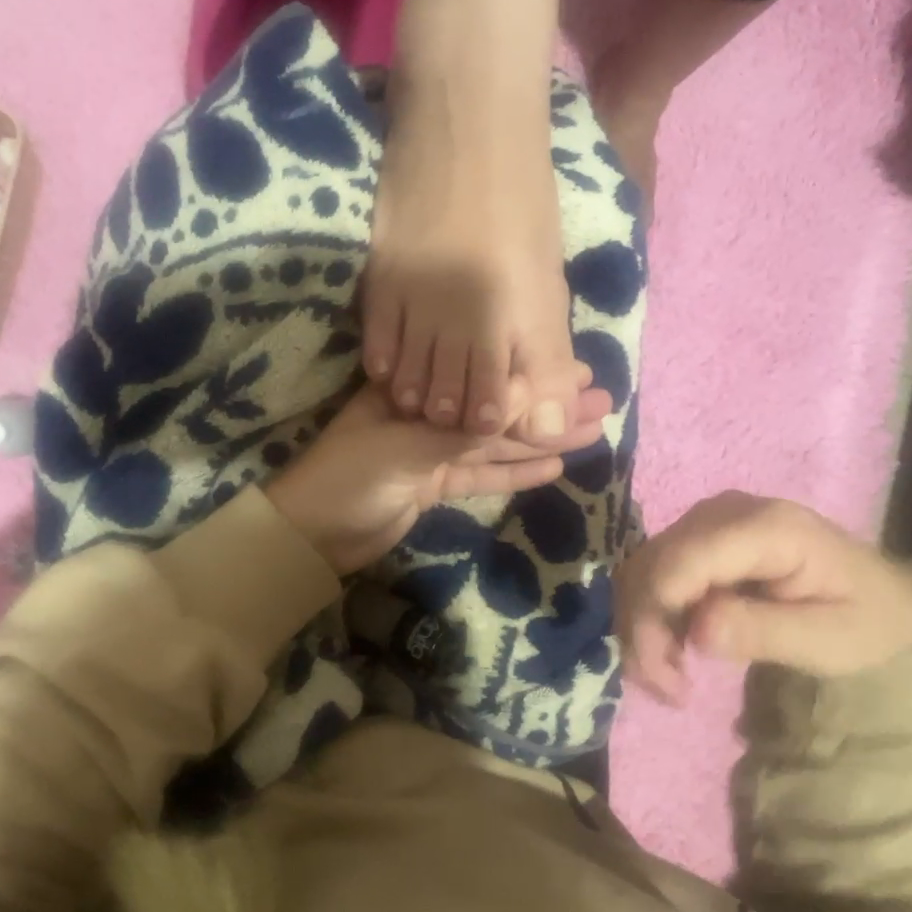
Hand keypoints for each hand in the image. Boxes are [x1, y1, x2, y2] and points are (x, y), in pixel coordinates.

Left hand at [266, 385, 611, 574]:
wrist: (310, 536)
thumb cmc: (348, 479)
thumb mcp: (406, 450)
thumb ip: (466, 433)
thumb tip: (528, 406)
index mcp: (414, 392)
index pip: (482, 379)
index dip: (531, 379)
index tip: (577, 374)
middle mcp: (427, 415)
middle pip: (495, 410)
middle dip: (546, 408)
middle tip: (601, 403)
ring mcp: (431, 452)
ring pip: (494, 444)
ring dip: (539, 440)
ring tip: (589, 432)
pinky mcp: (433, 485)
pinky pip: (480, 474)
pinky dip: (514, 471)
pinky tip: (551, 466)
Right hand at [362, 73, 579, 437]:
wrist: (469, 132)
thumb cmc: (522, 206)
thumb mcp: (549, 282)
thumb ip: (546, 355)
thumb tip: (546, 424)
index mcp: (510, 318)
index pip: (493, 399)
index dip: (488, 421)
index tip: (485, 424)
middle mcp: (460, 318)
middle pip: (447, 392)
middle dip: (451, 414)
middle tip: (449, 421)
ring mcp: (416, 299)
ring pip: (410, 375)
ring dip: (416, 396)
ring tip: (419, 405)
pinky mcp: (382, 280)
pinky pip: (377, 341)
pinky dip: (384, 365)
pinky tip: (389, 373)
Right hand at [613, 492, 911, 701]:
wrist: (886, 600)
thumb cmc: (867, 622)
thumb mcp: (830, 641)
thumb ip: (764, 631)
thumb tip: (696, 629)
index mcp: (766, 528)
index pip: (682, 561)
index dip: (658, 616)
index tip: (669, 676)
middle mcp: (723, 512)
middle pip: (653, 565)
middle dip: (644, 630)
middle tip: (668, 689)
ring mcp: (705, 520)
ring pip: (643, 571)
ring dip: (643, 627)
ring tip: (671, 678)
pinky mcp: (696, 537)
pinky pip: (653, 573)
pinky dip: (651, 616)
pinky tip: (673, 651)